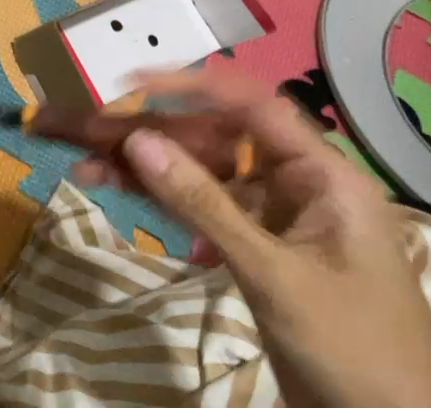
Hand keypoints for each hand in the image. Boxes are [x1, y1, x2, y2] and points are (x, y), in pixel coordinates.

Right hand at [37, 69, 430, 407]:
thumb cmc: (355, 349)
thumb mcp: (275, 276)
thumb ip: (203, 205)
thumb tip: (135, 141)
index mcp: (322, 175)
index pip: (250, 106)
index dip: (189, 86)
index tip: (128, 82)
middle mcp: (294, 184)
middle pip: (208, 139)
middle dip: (142, 130)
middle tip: (75, 124)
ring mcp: (272, 217)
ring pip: (195, 173)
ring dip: (140, 166)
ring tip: (77, 160)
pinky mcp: (254, 248)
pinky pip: (198, 208)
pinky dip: (159, 200)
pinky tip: (114, 189)